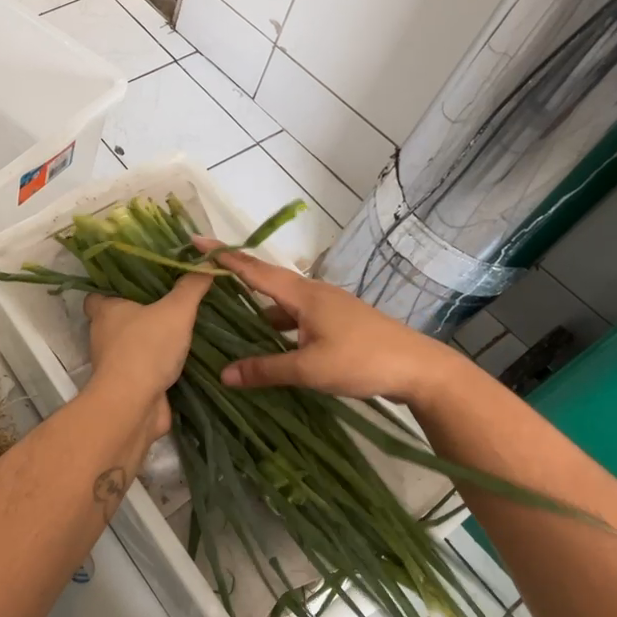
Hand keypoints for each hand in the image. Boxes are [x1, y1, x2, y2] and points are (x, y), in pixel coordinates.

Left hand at [84, 273, 213, 435]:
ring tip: (179, 327)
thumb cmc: (146, 348)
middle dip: (138, 312)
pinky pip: (143, 368)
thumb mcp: (176, 310)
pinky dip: (158, 364)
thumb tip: (207, 261)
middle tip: (168, 301)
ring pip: (130, 344)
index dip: (114, 287)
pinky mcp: (128, 385)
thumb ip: (191, 287)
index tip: (139, 281)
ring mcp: (114, 362)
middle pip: (117, 318)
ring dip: (149, 340)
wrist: (134, 405)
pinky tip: (181, 358)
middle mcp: (104, 334)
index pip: (99, 293)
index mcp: (105, 310)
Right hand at [204, 241, 469, 407]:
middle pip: (266, 281)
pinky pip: (296, 316)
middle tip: (205, 279)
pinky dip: (277, 324)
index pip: (254, 269)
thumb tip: (224, 374)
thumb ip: (266, 370)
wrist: (420, 368)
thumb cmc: (363, 361)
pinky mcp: (338, 322)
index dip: (224, 256)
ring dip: (257, 308)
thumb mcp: (310, 369)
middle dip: (235, 278)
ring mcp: (328, 307)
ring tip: (229, 319)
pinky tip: (270, 343)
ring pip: (282, 302)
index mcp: (303, 295)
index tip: (196, 241)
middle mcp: (313, 293)